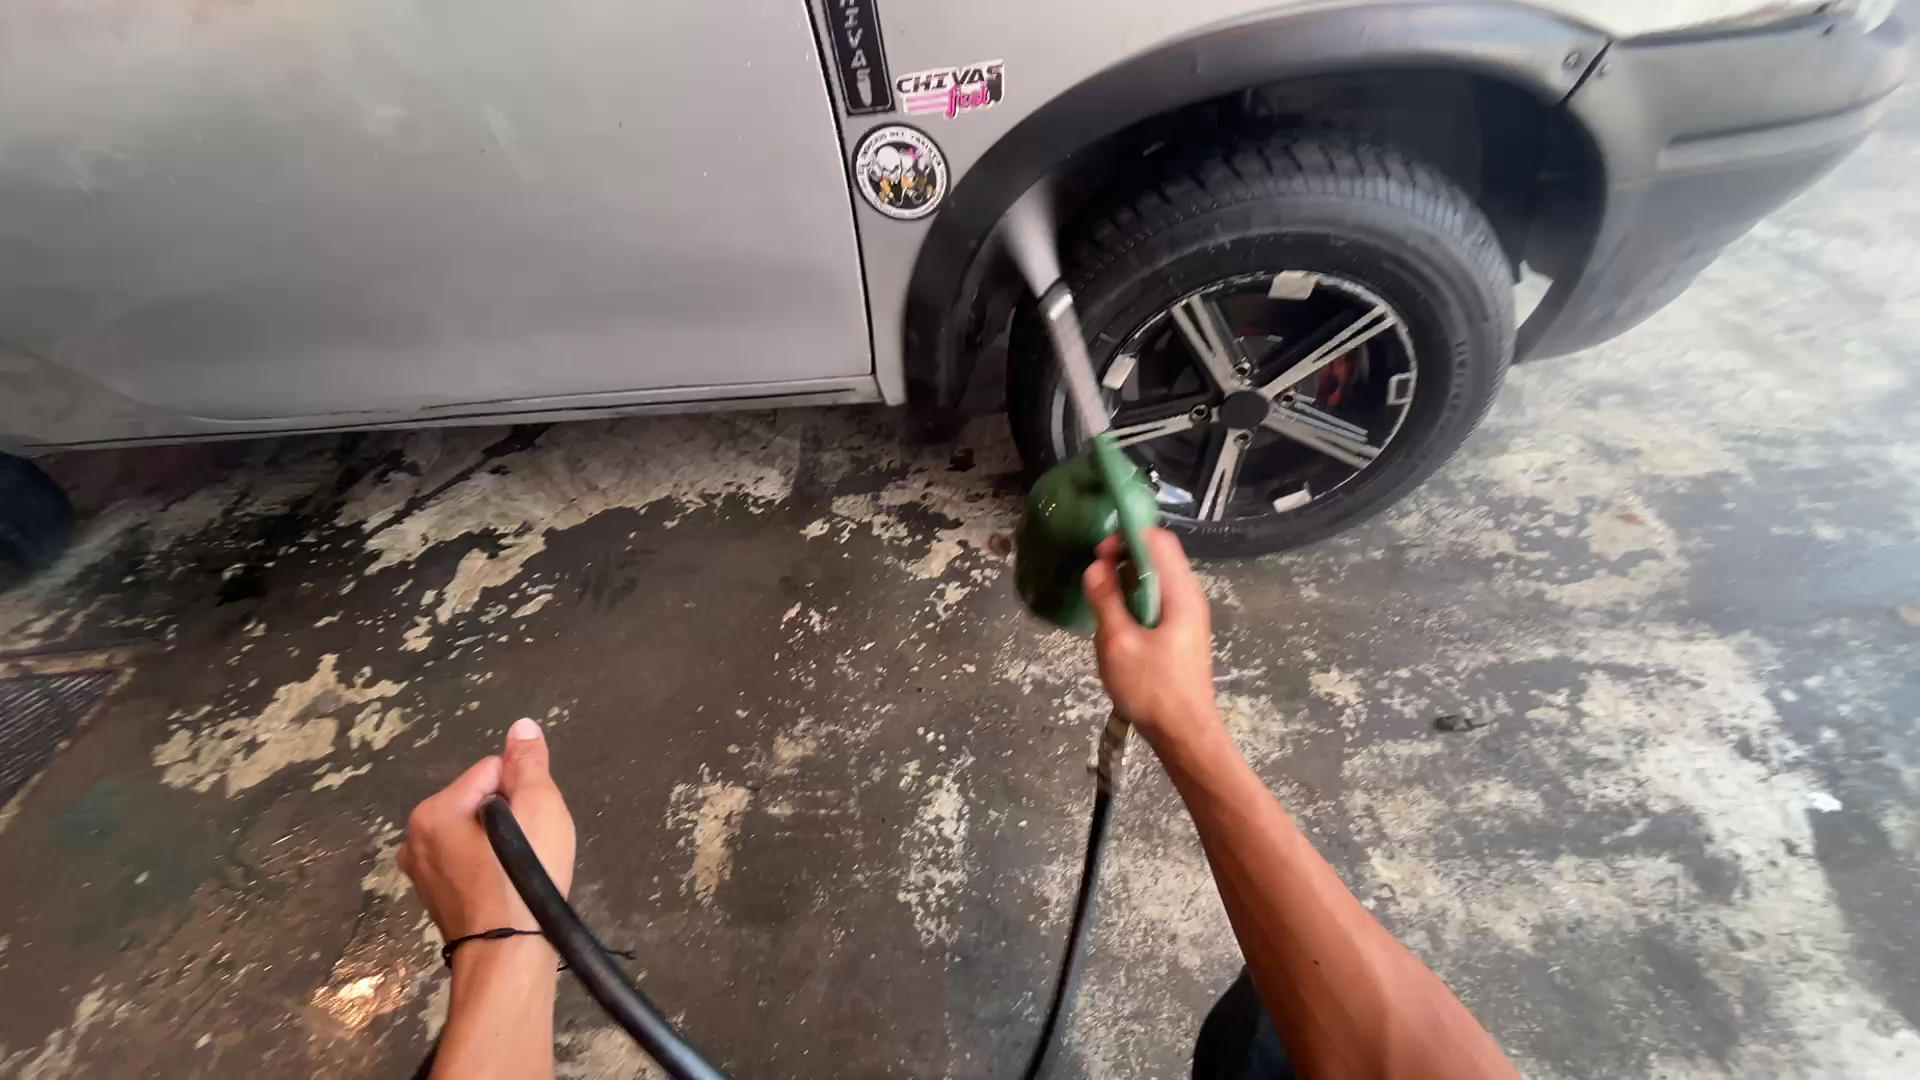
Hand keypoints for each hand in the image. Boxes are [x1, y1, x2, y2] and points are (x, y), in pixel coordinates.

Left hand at [399, 718, 575, 944]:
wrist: (507, 951)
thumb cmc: (524, 875)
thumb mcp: (539, 807)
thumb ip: (528, 763)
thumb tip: (521, 726)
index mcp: (434, 810)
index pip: (495, 770)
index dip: (523, 791)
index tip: (532, 824)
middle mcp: (414, 836)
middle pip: (483, 797)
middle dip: (511, 814)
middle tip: (530, 846)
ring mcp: (418, 869)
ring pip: (476, 828)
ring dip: (500, 838)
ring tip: (519, 867)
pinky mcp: (431, 894)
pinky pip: (467, 856)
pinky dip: (487, 862)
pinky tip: (503, 884)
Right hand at [1083, 528, 1222, 749]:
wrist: (1184, 733)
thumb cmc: (1152, 688)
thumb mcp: (1119, 643)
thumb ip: (1106, 600)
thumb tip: (1095, 567)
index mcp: (1180, 593)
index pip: (1158, 540)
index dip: (1127, 536)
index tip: (1099, 554)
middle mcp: (1189, 596)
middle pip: (1157, 556)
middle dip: (1123, 558)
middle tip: (1095, 578)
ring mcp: (1186, 614)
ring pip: (1154, 579)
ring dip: (1125, 581)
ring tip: (1101, 601)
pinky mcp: (1179, 630)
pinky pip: (1155, 599)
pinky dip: (1133, 599)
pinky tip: (1115, 621)